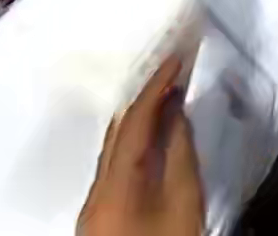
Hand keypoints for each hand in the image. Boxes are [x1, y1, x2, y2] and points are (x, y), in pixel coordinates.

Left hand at [78, 56, 202, 235]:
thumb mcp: (184, 200)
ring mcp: (92, 209)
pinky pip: (114, 166)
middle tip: (174, 72)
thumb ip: (179, 149)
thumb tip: (176, 108)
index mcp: (112, 185)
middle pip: (116, 132)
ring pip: (113, 149)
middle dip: (145, 98)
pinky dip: (135, 143)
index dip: (155, 85)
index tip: (177, 57)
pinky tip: (154, 138)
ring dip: (140, 120)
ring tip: (169, 97)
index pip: (132, 121)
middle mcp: (94, 192)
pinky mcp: (99, 220)